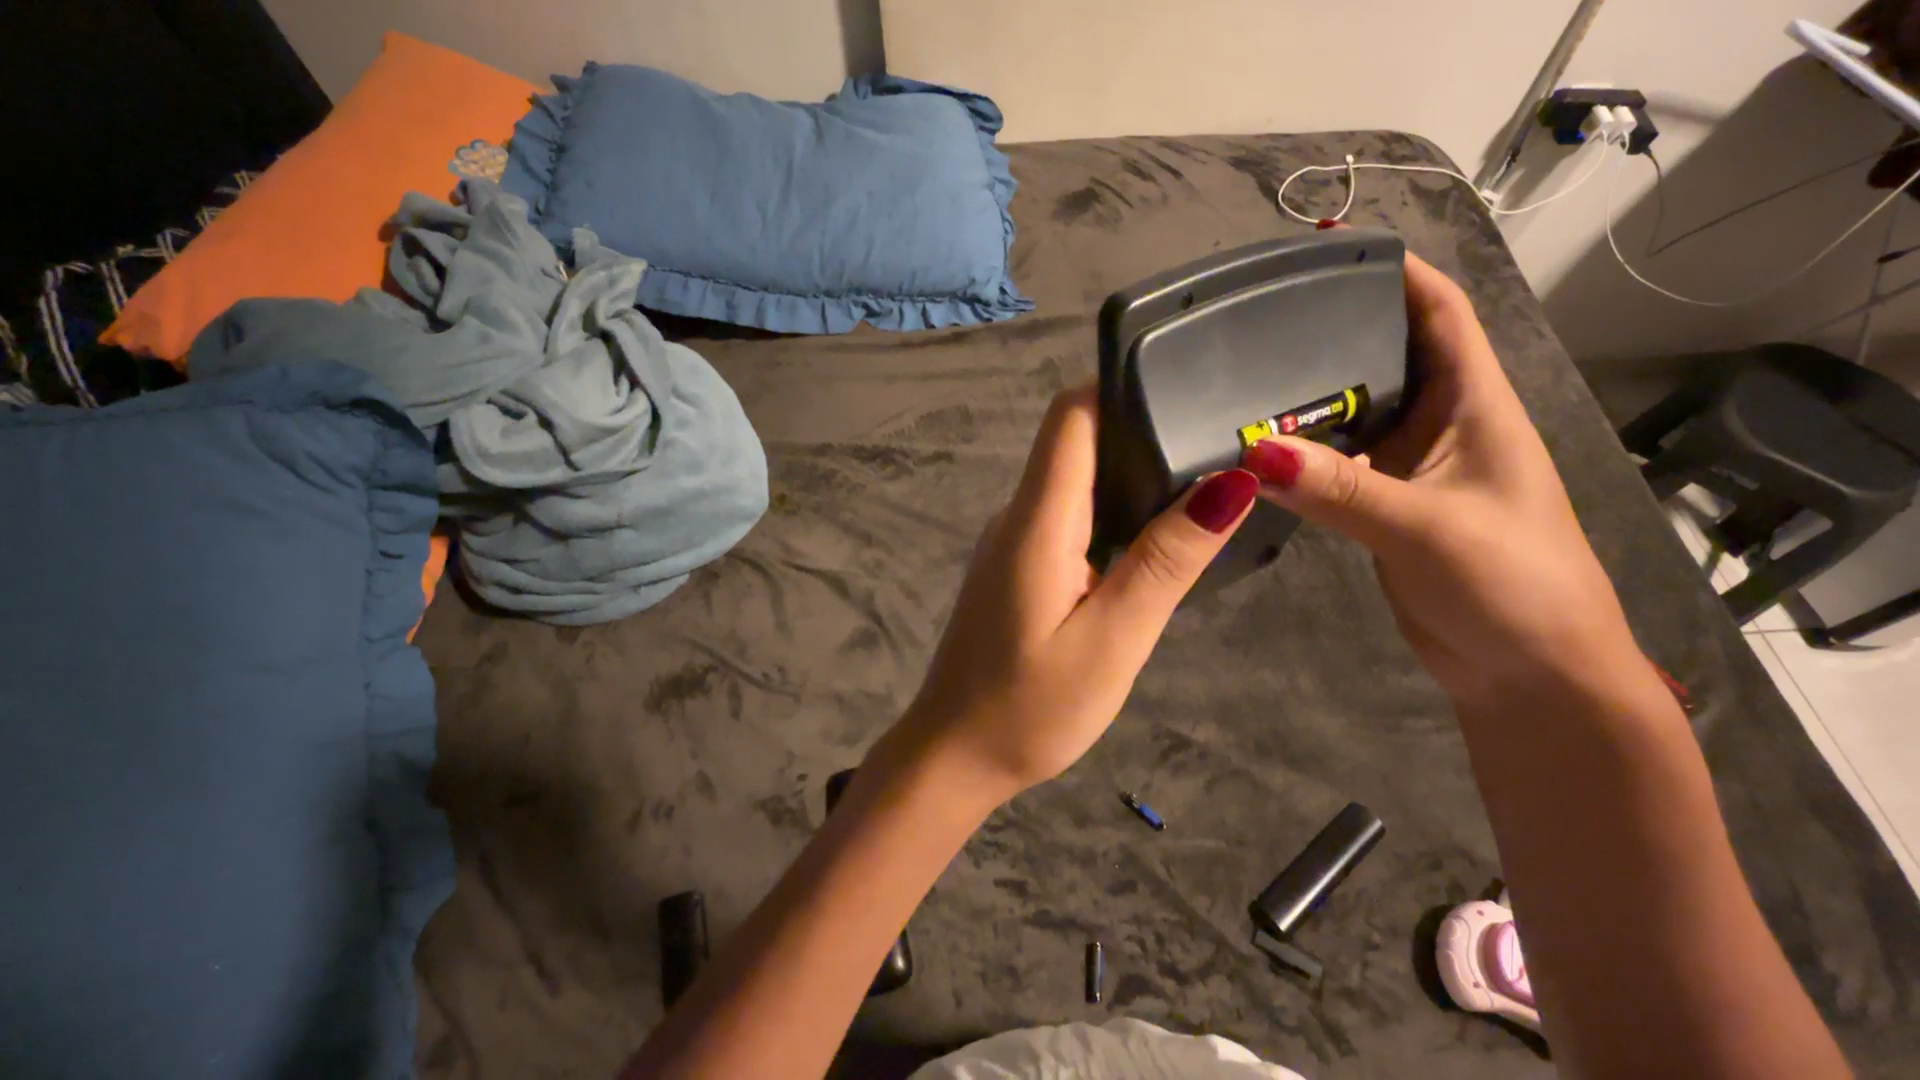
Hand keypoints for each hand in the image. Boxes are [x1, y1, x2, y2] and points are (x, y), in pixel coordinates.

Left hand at [883, 385, 1257, 800]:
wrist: (955, 757)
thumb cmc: (1031, 708)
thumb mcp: (1114, 638)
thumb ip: (1168, 559)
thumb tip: (1232, 481)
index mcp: (1037, 521)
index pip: (1071, 416)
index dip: (1122, 385)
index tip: (1190, 386)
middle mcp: (1019, 517)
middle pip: (1076, 441)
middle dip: (1143, 428)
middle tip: (1221, 440)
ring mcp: (1014, 543)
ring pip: (1075, 481)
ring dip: (1132, 476)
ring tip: (1206, 486)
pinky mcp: (1018, 569)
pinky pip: (1068, 519)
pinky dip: (1113, 516)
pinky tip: (1156, 541)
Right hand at [1240, 249, 1638, 705]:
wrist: (1532, 675)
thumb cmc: (1512, 584)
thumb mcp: (1427, 528)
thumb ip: (1340, 489)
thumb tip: (1250, 452)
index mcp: (1476, 404)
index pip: (1440, 312)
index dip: (1395, 271)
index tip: (1328, 246)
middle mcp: (1442, 424)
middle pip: (1385, 353)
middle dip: (1332, 327)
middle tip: (1253, 313)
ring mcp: (1410, 468)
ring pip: (1353, 413)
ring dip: (1307, 396)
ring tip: (1236, 372)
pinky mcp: (1384, 508)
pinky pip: (1335, 465)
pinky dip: (1298, 454)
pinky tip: (1253, 447)